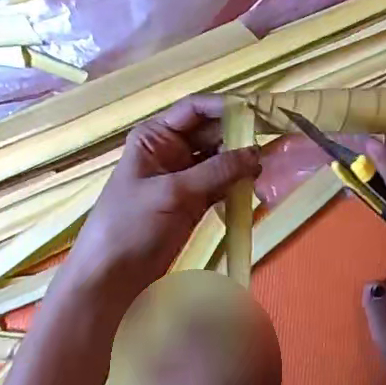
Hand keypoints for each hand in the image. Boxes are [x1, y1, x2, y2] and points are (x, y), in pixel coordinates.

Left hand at [61, 95, 261, 299]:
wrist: (111, 277)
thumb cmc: (130, 225)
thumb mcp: (172, 193)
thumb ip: (216, 171)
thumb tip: (256, 153)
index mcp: (155, 136)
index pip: (195, 109)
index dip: (225, 106)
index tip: (257, 111)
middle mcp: (171, 150)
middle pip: (213, 132)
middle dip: (240, 135)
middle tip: (274, 140)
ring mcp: (184, 177)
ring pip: (221, 159)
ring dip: (242, 161)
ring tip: (268, 165)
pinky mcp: (195, 202)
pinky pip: (222, 183)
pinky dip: (238, 183)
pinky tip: (256, 185)